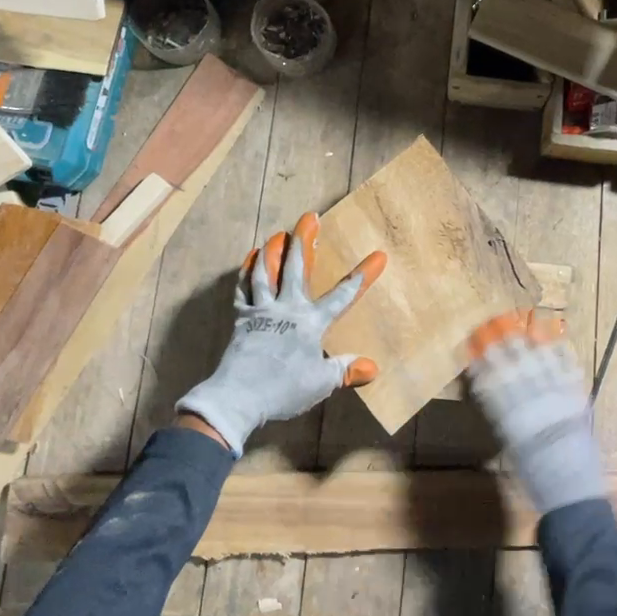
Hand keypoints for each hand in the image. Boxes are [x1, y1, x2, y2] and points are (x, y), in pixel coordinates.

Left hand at [175, 213, 384, 456]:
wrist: (237, 397)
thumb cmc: (283, 390)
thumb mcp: (321, 383)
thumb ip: (345, 370)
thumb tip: (373, 368)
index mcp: (311, 323)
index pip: (343, 295)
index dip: (363, 274)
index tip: (379, 255)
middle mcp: (287, 308)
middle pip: (297, 268)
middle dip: (305, 241)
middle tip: (309, 217)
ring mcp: (262, 310)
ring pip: (267, 272)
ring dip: (273, 250)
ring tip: (278, 233)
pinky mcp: (241, 318)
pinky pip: (244, 288)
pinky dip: (247, 271)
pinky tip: (250, 258)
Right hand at [465, 309, 608, 513]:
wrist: (574, 491)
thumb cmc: (537, 477)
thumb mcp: (513, 448)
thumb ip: (504, 419)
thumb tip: (492, 392)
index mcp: (512, 417)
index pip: (492, 382)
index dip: (483, 363)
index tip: (474, 346)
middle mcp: (533, 402)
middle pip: (516, 365)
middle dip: (505, 344)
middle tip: (497, 325)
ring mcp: (557, 398)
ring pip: (542, 361)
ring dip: (533, 341)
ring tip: (526, 324)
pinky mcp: (578, 399)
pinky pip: (569, 370)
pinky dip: (564, 355)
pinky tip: (558, 342)